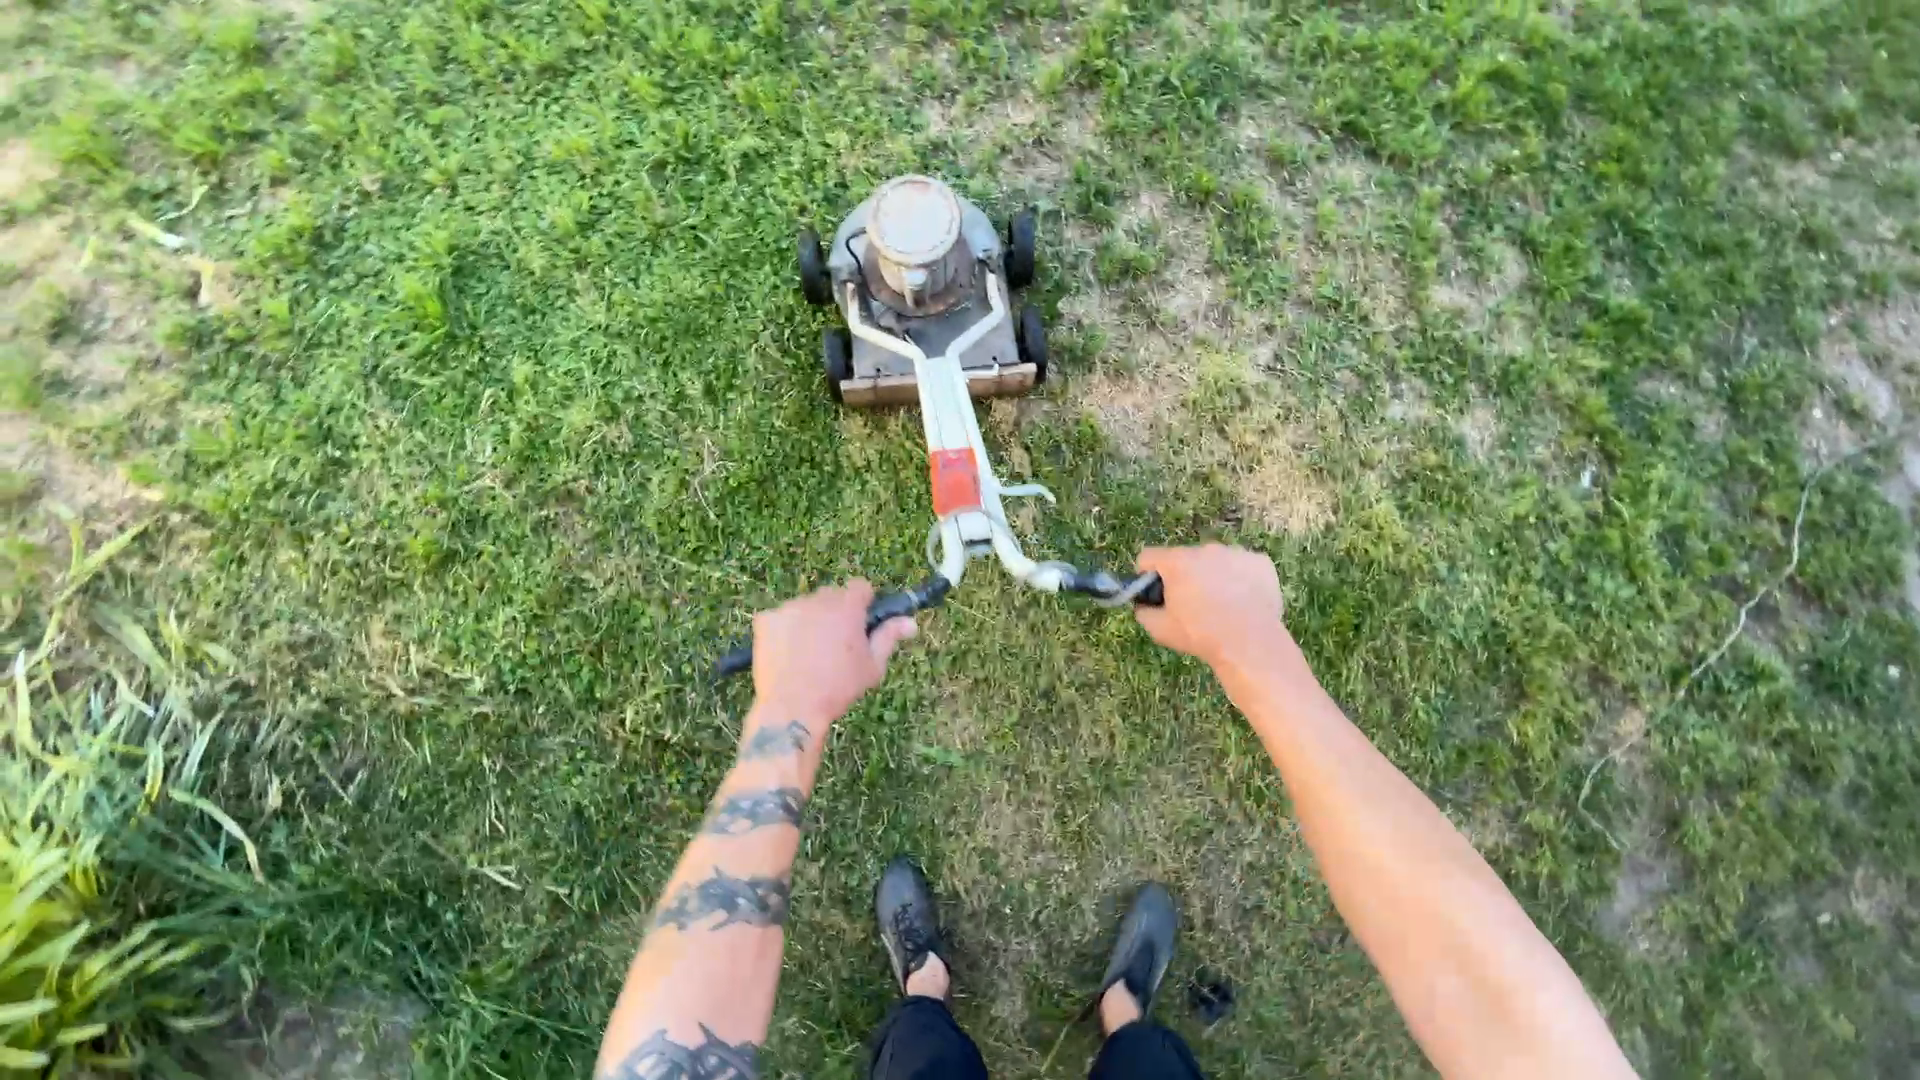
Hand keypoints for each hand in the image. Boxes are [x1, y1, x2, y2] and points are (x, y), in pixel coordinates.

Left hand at [751, 579, 916, 721]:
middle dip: (836, 612)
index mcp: (847, 607)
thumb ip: (889, 637)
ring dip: (810, 620)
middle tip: (836, 643)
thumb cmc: (838, 689)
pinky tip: (789, 655)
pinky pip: (781, 618)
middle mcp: (817, 600)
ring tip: (810, 653)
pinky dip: (785, 631)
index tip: (861, 621)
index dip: (863, 602)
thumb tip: (910, 622)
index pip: (860, 587)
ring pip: (805, 606)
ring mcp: (788, 608)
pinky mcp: (765, 620)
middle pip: (832, 595)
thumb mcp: (872, 665)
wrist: (793, 708)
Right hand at [1135, 544, 1287, 669]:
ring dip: (1212, 576)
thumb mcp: (1159, 629)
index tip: (1155, 593)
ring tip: (1222, 605)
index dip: (1146, 575)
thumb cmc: (1200, 634)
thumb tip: (1143, 605)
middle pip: (1184, 558)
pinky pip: (1242, 566)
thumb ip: (1143, 612)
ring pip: (1215, 561)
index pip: (1148, 556)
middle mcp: (1205, 549)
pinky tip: (1243, 601)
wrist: (1250, 643)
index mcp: (1177, 561)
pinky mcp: (1260, 561)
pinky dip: (1240, 579)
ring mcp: (1236, 553)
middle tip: (1191, 604)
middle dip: (1183, 576)